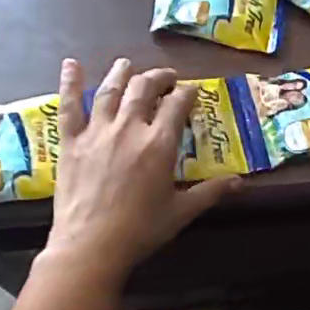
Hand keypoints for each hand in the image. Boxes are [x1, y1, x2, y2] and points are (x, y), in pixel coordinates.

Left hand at [40, 58, 239, 287]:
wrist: (92, 245)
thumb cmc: (141, 230)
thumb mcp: (181, 212)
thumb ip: (210, 192)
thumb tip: (240, 183)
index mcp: (159, 144)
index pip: (176, 105)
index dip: (186, 94)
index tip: (191, 91)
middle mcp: (129, 128)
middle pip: (144, 89)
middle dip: (158, 78)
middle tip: (166, 77)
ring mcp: (97, 131)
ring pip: (110, 90)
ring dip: (121, 73)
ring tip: (127, 64)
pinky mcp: (71, 141)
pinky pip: (69, 105)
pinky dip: (70, 82)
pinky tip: (71, 65)